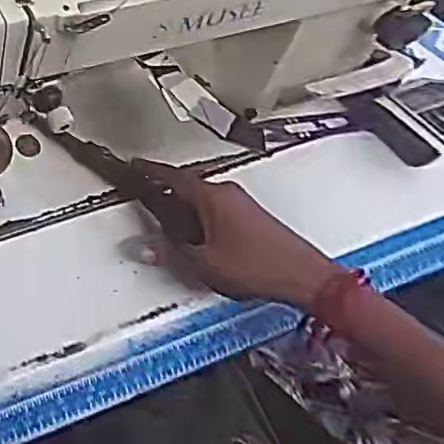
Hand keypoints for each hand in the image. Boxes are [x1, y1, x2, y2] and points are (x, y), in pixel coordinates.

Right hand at [137, 164, 341, 306]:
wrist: (308, 279)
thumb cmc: (261, 266)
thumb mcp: (204, 263)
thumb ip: (170, 251)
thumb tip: (146, 247)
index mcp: (211, 196)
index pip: (172, 176)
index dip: (150, 171)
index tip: (135, 165)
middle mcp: (227, 193)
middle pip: (187, 184)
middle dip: (166, 190)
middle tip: (148, 194)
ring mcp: (241, 203)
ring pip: (202, 196)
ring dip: (185, 204)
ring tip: (171, 222)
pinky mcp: (251, 216)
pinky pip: (216, 206)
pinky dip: (201, 213)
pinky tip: (198, 234)